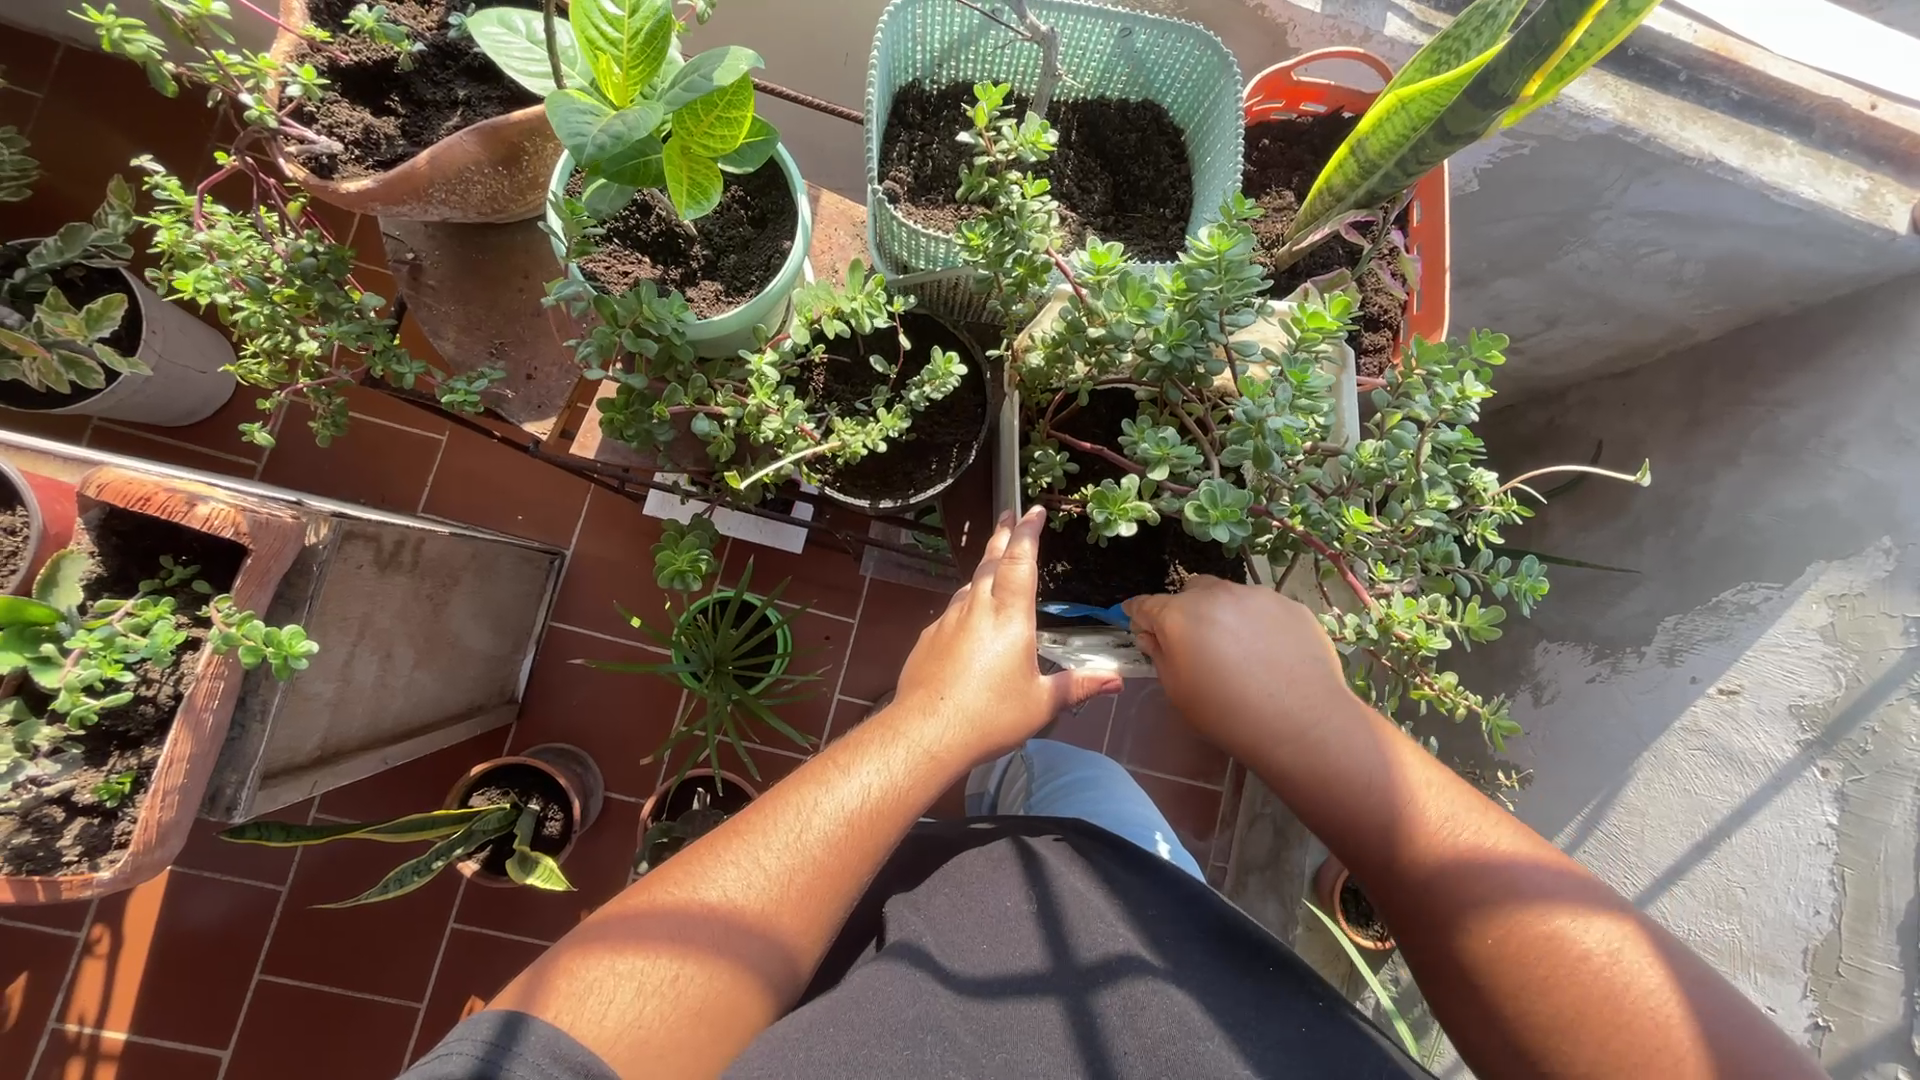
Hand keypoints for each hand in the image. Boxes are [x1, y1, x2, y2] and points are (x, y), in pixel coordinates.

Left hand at [889, 506, 1123, 765]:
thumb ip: (1078, 686)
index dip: (1028, 532)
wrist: (926, 732)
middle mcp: (977, 608)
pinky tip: (969, 615)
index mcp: (1010, 617)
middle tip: (1009, 513)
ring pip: (969, 584)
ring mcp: (948, 620)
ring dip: (984, 567)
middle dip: (1003, 535)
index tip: (1033, 510)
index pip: (1020, 561)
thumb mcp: (1042, 703)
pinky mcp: (929, 637)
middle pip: (990, 561)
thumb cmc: (990, 716)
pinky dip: (967, 601)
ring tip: (993, 561)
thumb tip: (1116, 682)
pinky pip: (953, 610)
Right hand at [1123, 576, 1354, 759]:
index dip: (1137, 613)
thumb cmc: (1227, 714)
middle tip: (1196, 642)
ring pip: (1228, 596)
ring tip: (1239, 649)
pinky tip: (1269, 653)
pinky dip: (1257, 623)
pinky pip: (1262, 607)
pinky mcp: (1289, 604)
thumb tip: (1152, 635)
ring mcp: (1256, 596)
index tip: (1136, 619)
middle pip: (1190, 591)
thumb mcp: (1177, 690)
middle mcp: (1214, 594)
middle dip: (1186, 609)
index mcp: (1178, 615)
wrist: (1302, 723)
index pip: (1146, 604)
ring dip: (1223, 613)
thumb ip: (1160, 655)